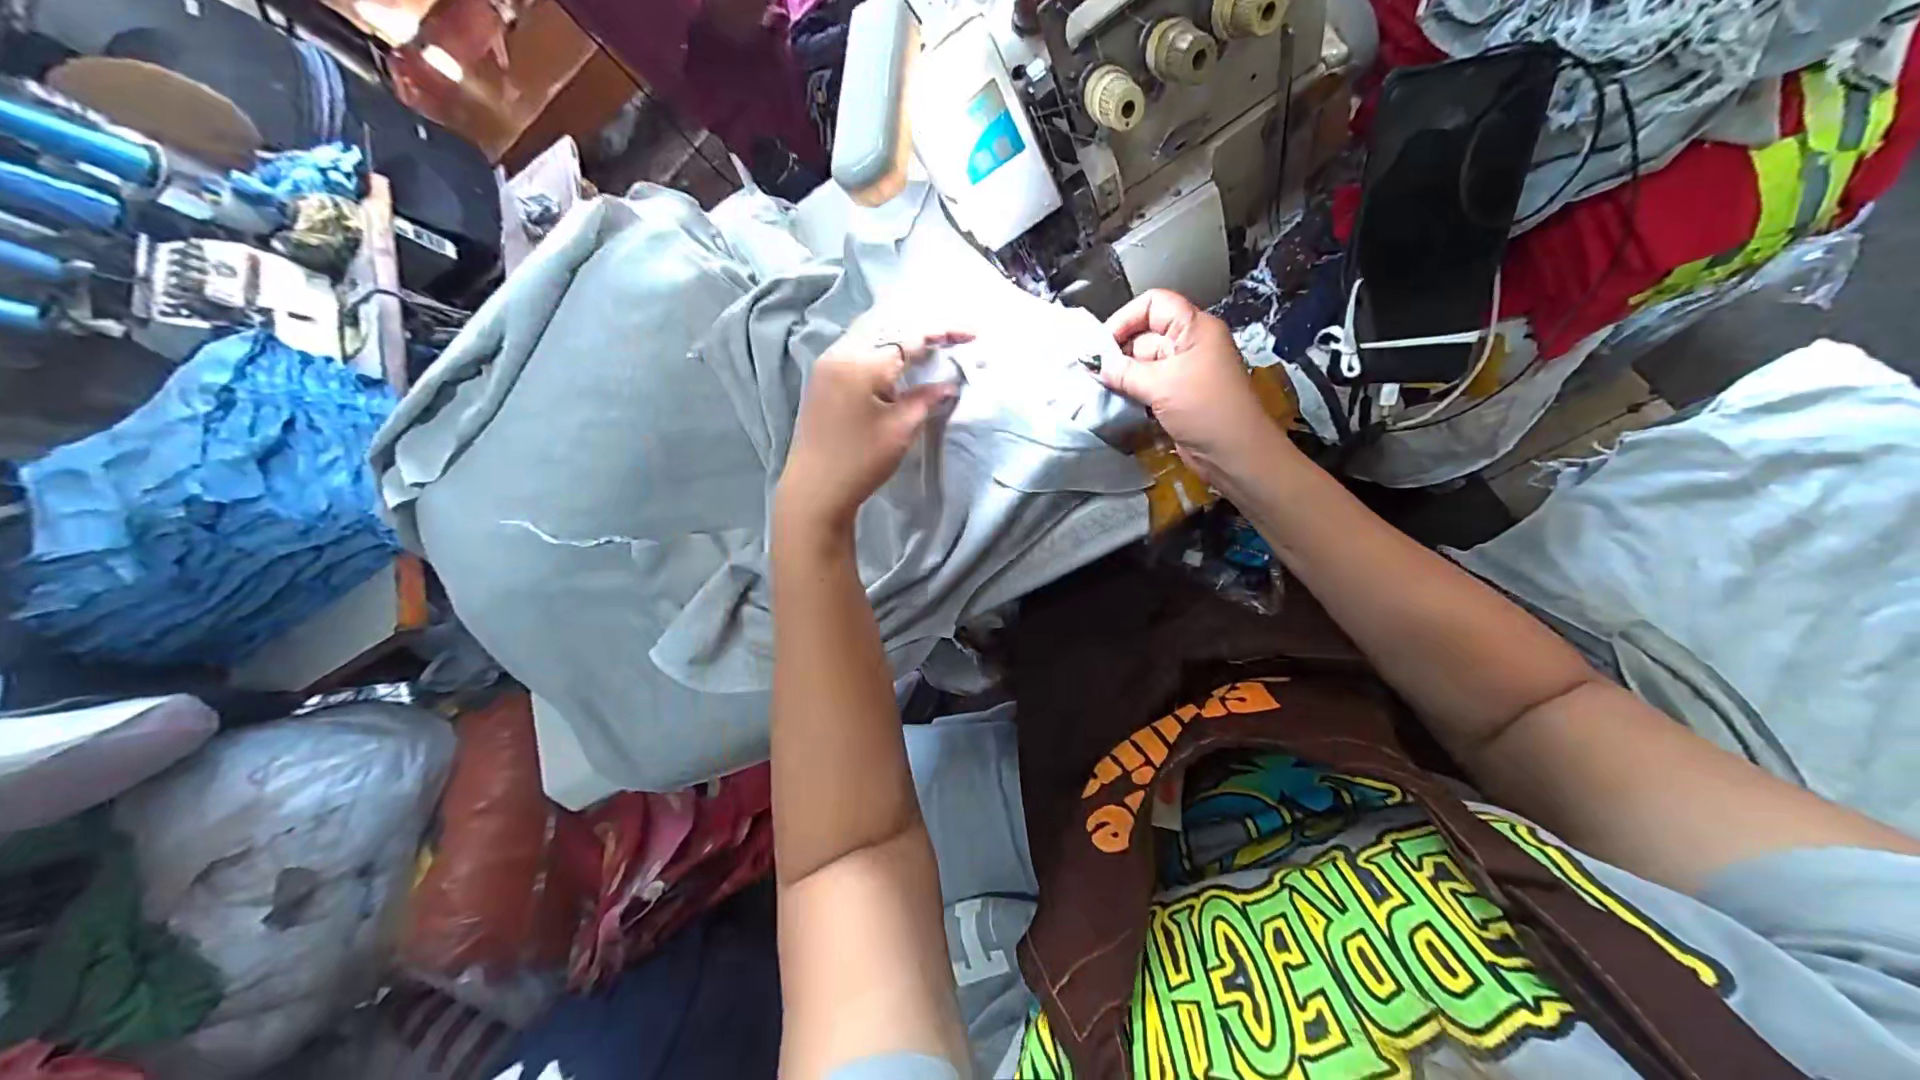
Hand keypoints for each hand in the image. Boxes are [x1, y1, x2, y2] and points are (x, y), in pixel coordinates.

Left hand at [776, 324, 967, 542]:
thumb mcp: (900, 429)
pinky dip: (882, 347)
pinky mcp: (823, 378)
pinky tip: (899, 360)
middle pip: (888, 326)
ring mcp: (827, 364)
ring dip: (901, 336)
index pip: (909, 336)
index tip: (971, 335)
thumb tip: (948, 384)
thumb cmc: (860, 461)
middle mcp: (840, 353)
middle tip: (952, 337)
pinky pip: (857, 348)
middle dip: (922, 328)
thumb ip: (926, 399)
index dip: (943, 332)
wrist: (814, 489)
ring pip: (871, 334)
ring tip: (930, 346)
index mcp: (860, 364)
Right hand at [1099, 289, 1292, 484]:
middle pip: (1145, 334)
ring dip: (1123, 375)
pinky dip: (1132, 392)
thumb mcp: (1161, 385)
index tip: (1102, 344)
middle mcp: (1189, 344)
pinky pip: (1148, 386)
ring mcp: (1183, 372)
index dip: (1126, 318)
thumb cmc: (1205, 409)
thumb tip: (1096, 366)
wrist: (1235, 453)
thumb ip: (1124, 372)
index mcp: (1194, 328)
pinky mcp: (1177, 396)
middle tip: (1094, 371)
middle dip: (1119, 351)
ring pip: (1143, 363)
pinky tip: (1115, 401)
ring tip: (1100, 387)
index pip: (1154, 304)